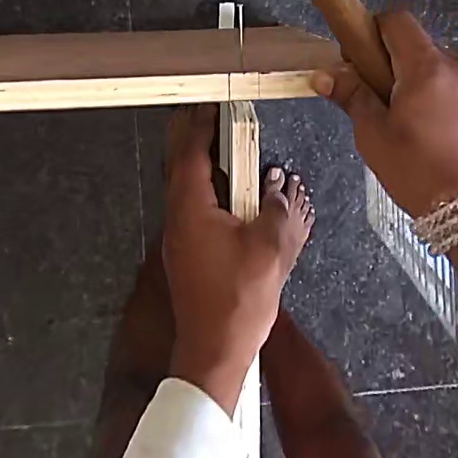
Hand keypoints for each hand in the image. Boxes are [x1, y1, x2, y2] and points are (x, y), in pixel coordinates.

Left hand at [160, 105, 312, 413]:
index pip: (192, 154)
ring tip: (220, 144)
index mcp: (191, 209)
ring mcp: (178, 236)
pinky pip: (192, 205)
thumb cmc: (238, 300)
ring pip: (184, 186)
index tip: (211, 105)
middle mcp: (178, 218)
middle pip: (180, 164)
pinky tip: (226, 190)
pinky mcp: (186, 251)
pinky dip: (205, 186)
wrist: (214, 351)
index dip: (201, 127)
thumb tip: (280, 187)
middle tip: (207, 114)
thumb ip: (277, 210)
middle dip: (192, 136)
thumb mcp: (268, 249)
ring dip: (199, 161)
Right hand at [313, 10, 457, 283]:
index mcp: (425, 67)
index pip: (396, 19)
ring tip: (403, 125)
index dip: (371, 31)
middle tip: (376, 100)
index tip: (358, 60)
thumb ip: (351, 96)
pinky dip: (436, 99)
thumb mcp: (374, 136)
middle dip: (390, 63)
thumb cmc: (421, 172)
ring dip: (413, 83)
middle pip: (415, 45)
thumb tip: (325, 75)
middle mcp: (455, 67)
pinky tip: (429, 136)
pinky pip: (453, 89)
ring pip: (434, 68)